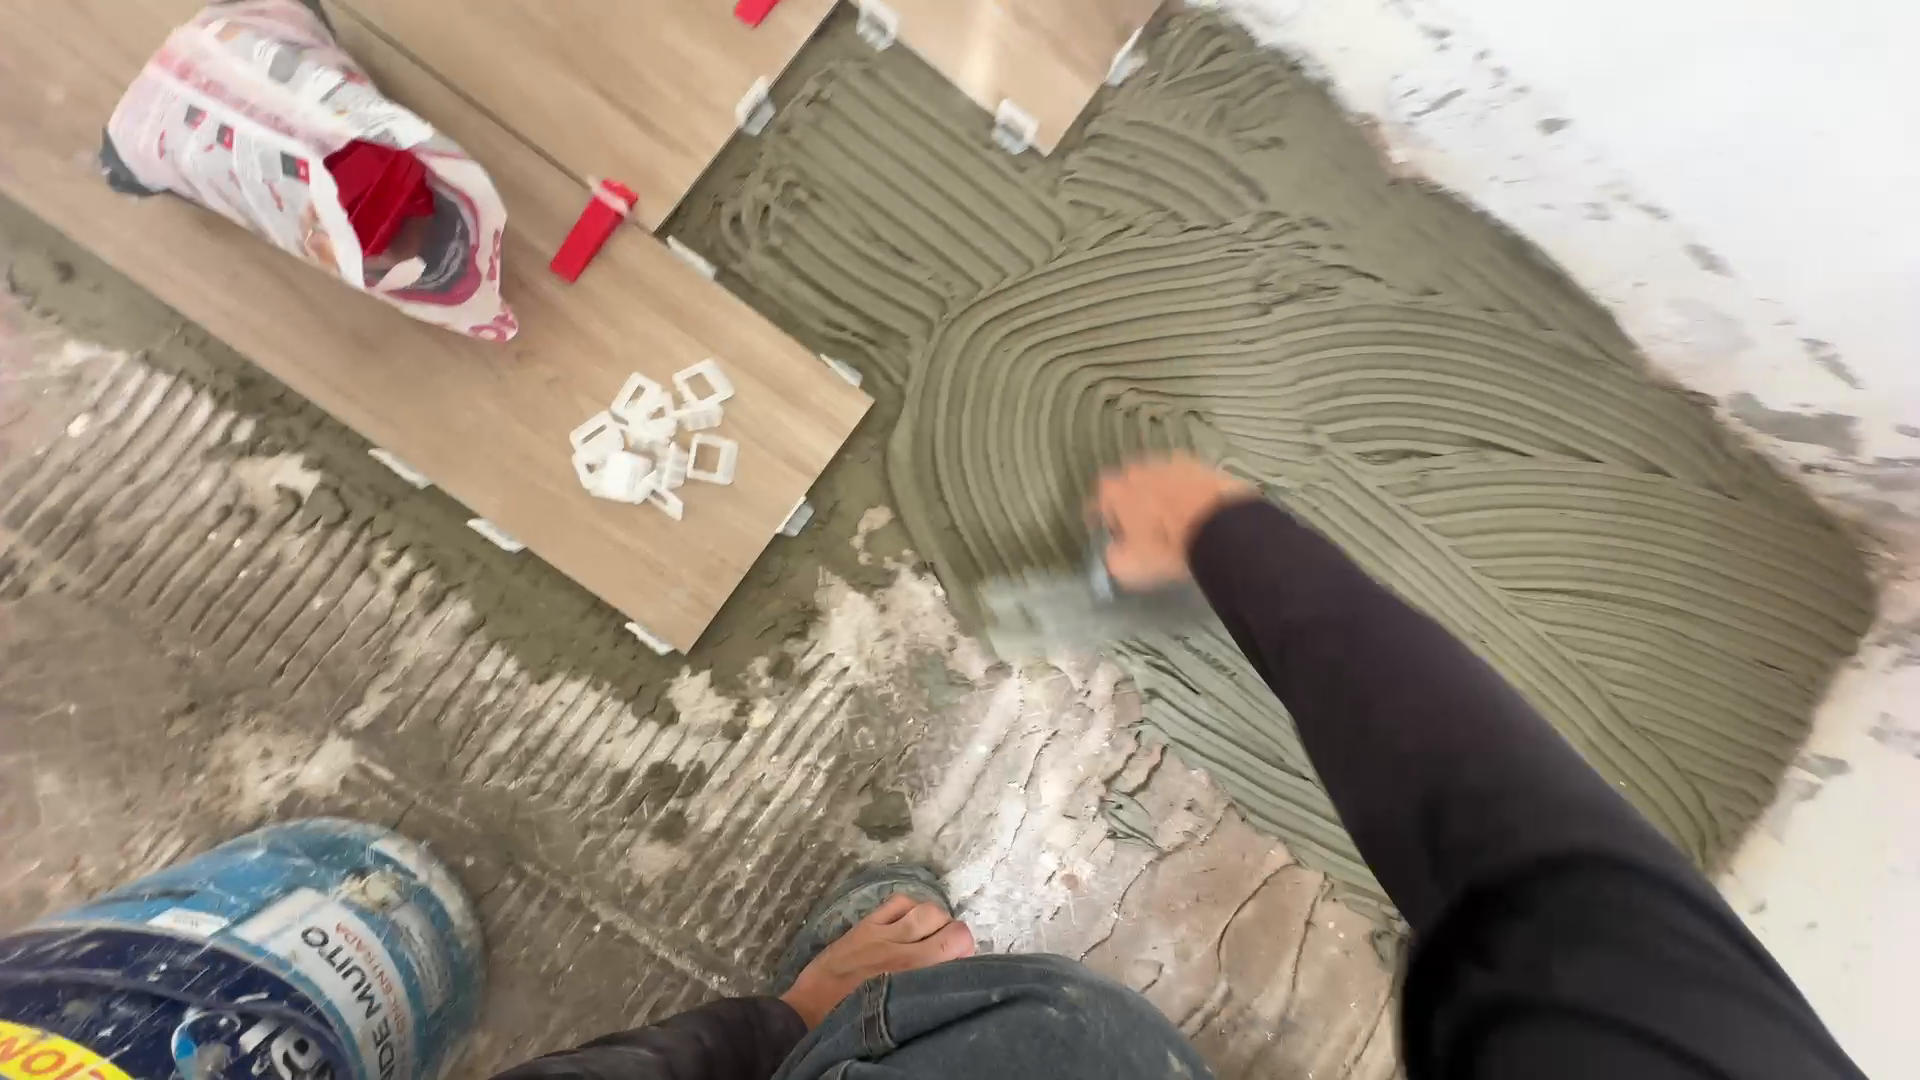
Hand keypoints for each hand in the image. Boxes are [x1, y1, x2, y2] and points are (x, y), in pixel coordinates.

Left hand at [778, 895, 975, 1027]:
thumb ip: (924, 992)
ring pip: (926, 910)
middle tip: (948, 949)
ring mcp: (883, 934)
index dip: (966, 950)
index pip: (958, 943)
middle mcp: (903, 951)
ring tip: (931, 932)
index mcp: (913, 976)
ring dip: (936, 919)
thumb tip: (948, 977)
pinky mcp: (865, 925)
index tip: (960, 963)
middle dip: (955, 934)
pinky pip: (897, 902)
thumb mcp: (899, 1014)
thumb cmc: (854, 1023)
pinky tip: (910, 917)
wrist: (807, 1016)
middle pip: (947, 925)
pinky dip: (910, 905)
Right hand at [1095, 453, 1258, 589]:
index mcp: (1114, 491)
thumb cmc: (1167, 548)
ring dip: (1158, 494)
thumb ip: (1113, 556)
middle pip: (1127, 485)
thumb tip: (1114, 551)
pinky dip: (1185, 491)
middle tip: (1141, 525)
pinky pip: (1184, 479)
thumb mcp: (1129, 567)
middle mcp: (1138, 469)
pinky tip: (1193, 509)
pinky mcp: (1200, 464)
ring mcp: (1170, 463)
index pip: (1098, 502)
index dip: (1102, 518)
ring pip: (1156, 479)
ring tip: (1170, 518)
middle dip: (1131, 502)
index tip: (1109, 532)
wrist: (1222, 528)